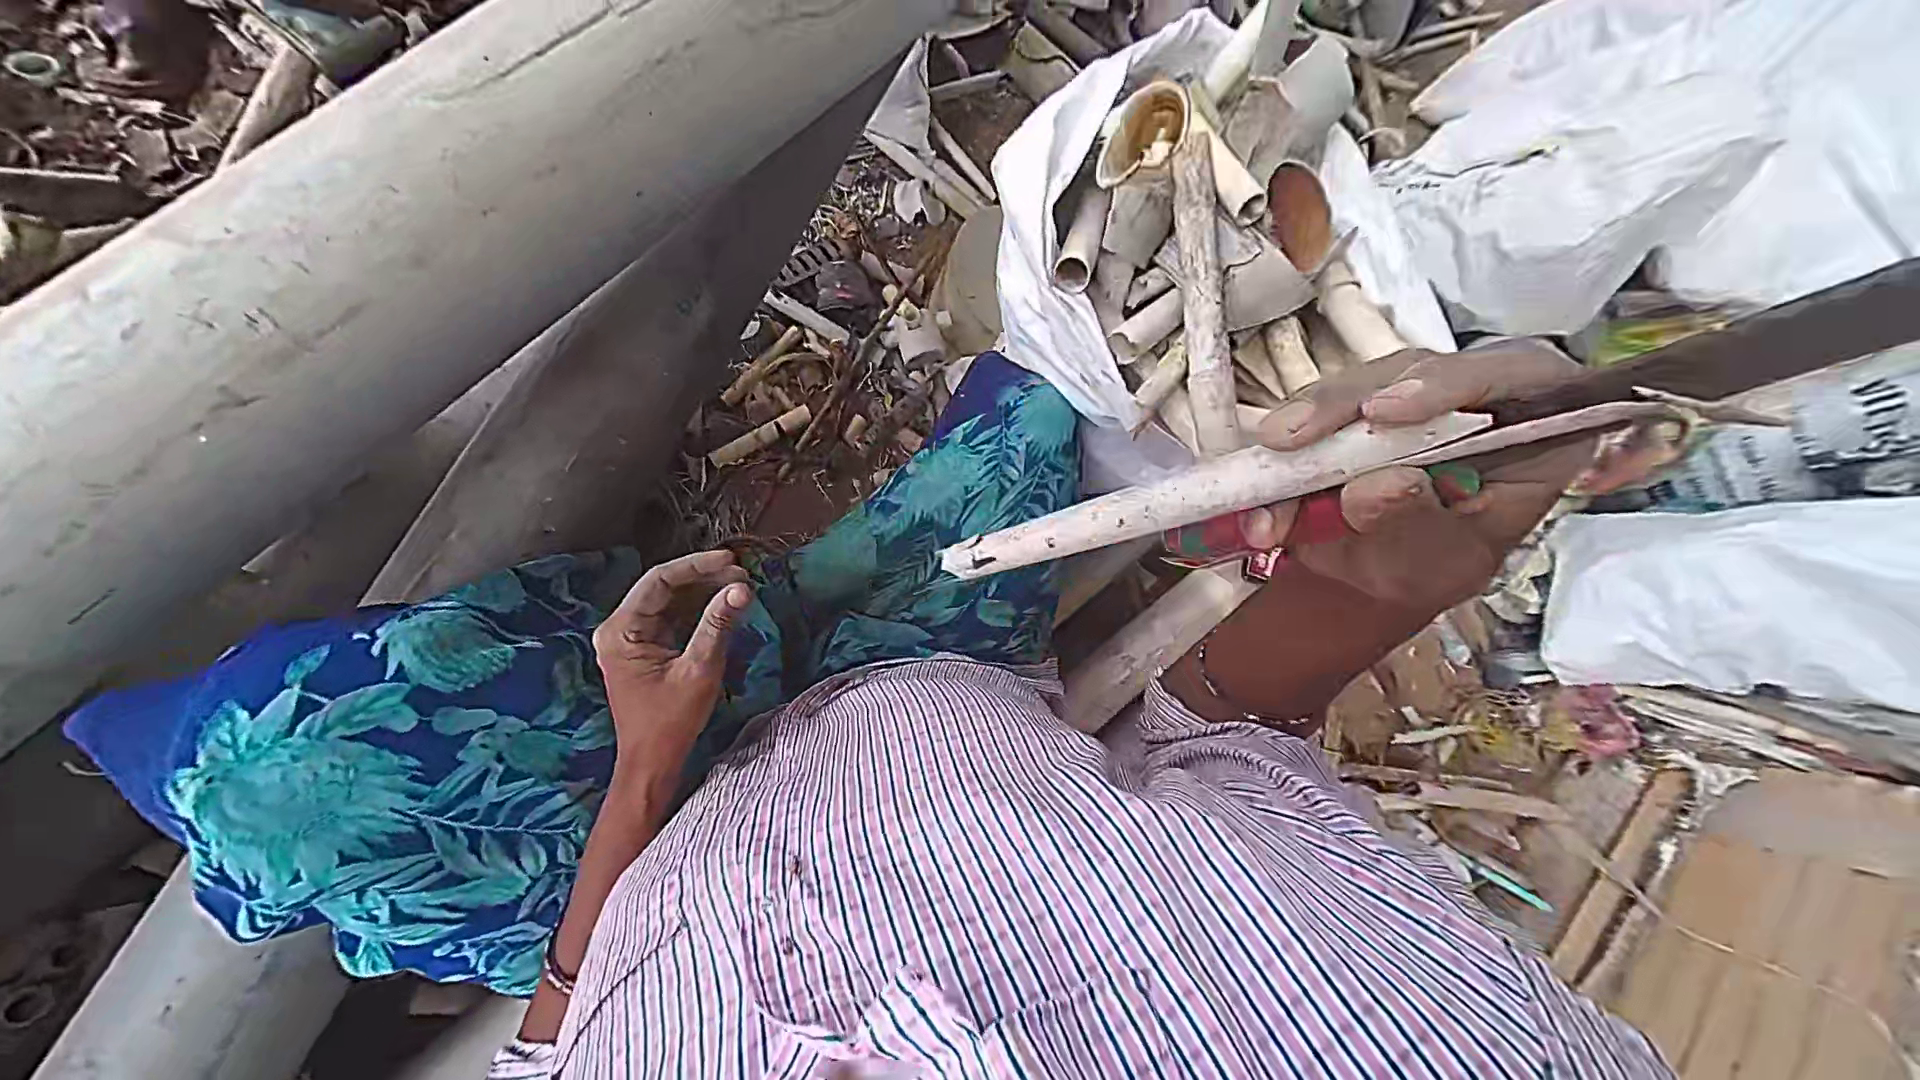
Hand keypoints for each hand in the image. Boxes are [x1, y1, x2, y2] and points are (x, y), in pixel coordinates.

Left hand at [592, 550, 752, 764]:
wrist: (653, 761)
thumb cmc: (671, 720)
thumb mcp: (699, 670)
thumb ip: (718, 625)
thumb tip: (741, 589)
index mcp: (621, 630)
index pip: (659, 581)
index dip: (697, 565)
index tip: (731, 560)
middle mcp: (621, 628)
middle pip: (665, 586)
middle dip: (705, 577)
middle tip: (742, 574)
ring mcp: (633, 637)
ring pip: (672, 599)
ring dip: (705, 591)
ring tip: (740, 586)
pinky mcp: (647, 646)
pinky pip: (675, 616)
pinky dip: (700, 608)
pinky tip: (725, 604)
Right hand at [1167, 339, 1592, 723]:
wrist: (1375, 575)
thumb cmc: (1429, 567)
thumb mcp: (1440, 561)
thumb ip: (1417, 523)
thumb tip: (1374, 486)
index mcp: (1524, 417)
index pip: (1505, 377)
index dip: (1444, 385)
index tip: (1382, 412)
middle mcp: (1454, 393)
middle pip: (1401, 373)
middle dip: (1336, 406)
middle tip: (1286, 439)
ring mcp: (1386, 399)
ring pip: (1339, 393)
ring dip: (1292, 438)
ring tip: (1264, 489)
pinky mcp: (1334, 414)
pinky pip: (1297, 422)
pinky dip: (1271, 463)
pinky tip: (1259, 504)